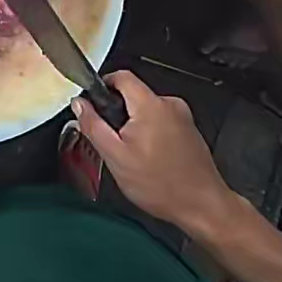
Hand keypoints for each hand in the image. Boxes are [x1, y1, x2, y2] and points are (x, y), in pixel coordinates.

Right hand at [72, 71, 246, 237]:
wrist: (201, 204)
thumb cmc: (161, 184)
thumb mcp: (116, 157)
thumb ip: (94, 126)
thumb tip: (80, 104)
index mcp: (150, 105)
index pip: (122, 76)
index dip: (103, 85)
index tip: (94, 102)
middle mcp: (169, 104)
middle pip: (134, 95)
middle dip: (118, 113)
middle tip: (112, 141)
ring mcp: (182, 117)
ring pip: (147, 111)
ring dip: (135, 126)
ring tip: (133, 156)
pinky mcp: (188, 130)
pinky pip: (162, 122)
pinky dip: (151, 134)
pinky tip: (150, 160)